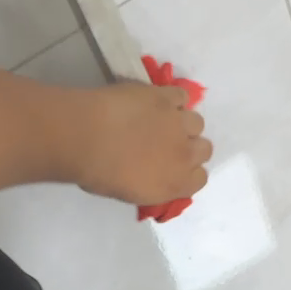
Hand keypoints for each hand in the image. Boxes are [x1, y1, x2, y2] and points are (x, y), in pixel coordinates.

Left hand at [63, 84, 211, 206]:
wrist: (85, 137)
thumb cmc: (98, 173)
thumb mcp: (128, 193)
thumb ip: (152, 184)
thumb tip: (153, 175)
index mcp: (175, 184)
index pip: (200, 179)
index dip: (188, 173)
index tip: (172, 168)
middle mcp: (184, 155)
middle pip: (205, 149)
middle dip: (189, 147)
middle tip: (167, 144)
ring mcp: (178, 123)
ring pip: (197, 122)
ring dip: (183, 123)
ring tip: (161, 122)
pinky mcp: (166, 96)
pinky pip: (182, 96)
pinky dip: (172, 100)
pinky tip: (155, 103)